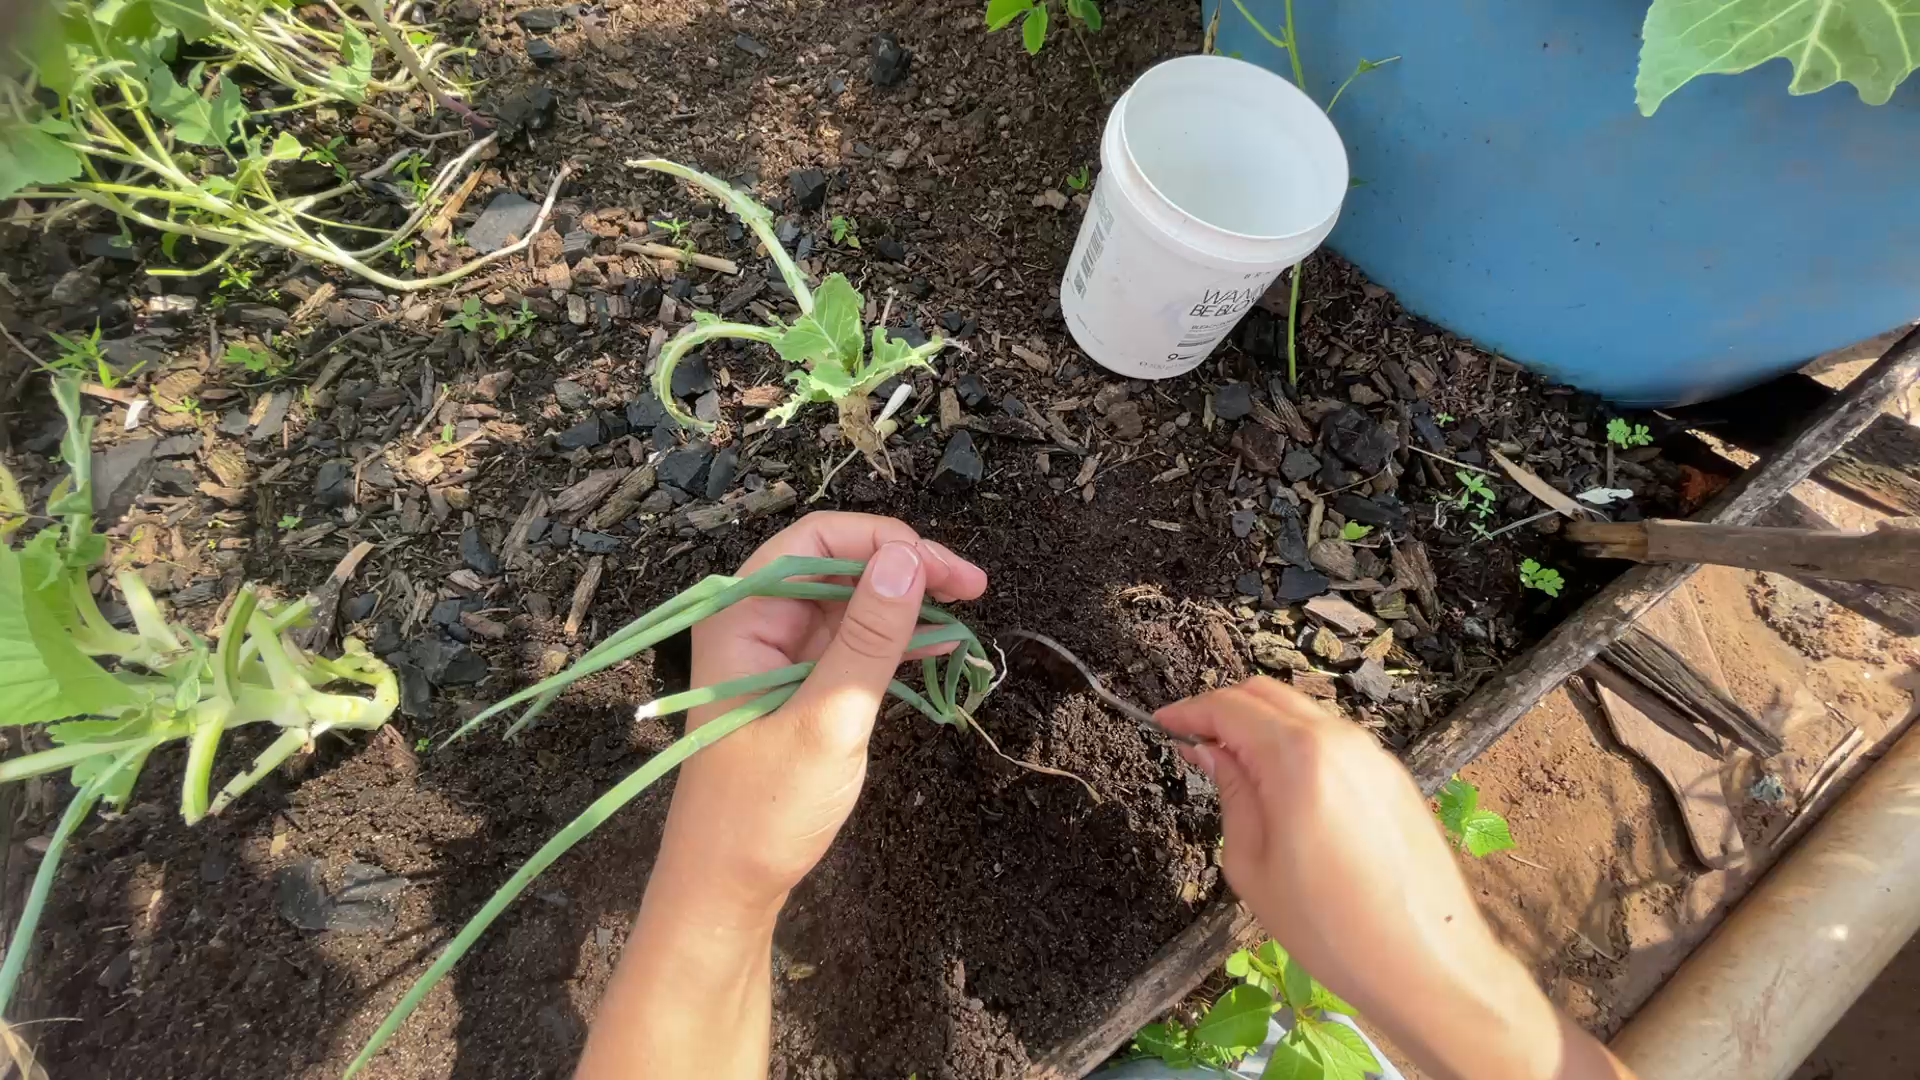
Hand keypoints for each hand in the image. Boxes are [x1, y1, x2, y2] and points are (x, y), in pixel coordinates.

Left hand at [654, 512, 987, 915]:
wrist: (731, 887)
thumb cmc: (765, 809)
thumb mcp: (828, 718)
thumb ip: (868, 637)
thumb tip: (909, 558)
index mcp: (744, 614)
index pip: (817, 541)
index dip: (882, 540)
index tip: (940, 567)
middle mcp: (761, 620)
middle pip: (840, 565)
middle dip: (905, 568)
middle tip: (970, 584)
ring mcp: (784, 652)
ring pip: (855, 602)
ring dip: (909, 603)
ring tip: (968, 608)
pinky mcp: (806, 681)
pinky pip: (857, 643)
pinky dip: (898, 641)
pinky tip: (941, 644)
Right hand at [1156, 678, 1612, 1079]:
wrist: (1434, 970)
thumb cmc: (1330, 927)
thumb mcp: (1252, 864)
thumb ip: (1230, 792)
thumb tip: (1209, 752)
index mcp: (1297, 758)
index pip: (1228, 707)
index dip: (1188, 712)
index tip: (1163, 723)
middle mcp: (1338, 739)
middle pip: (1264, 692)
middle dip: (1222, 708)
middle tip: (1196, 743)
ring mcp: (1372, 753)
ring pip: (1299, 709)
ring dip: (1259, 722)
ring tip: (1236, 765)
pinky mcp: (1392, 774)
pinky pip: (1330, 735)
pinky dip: (1294, 739)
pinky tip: (1283, 782)